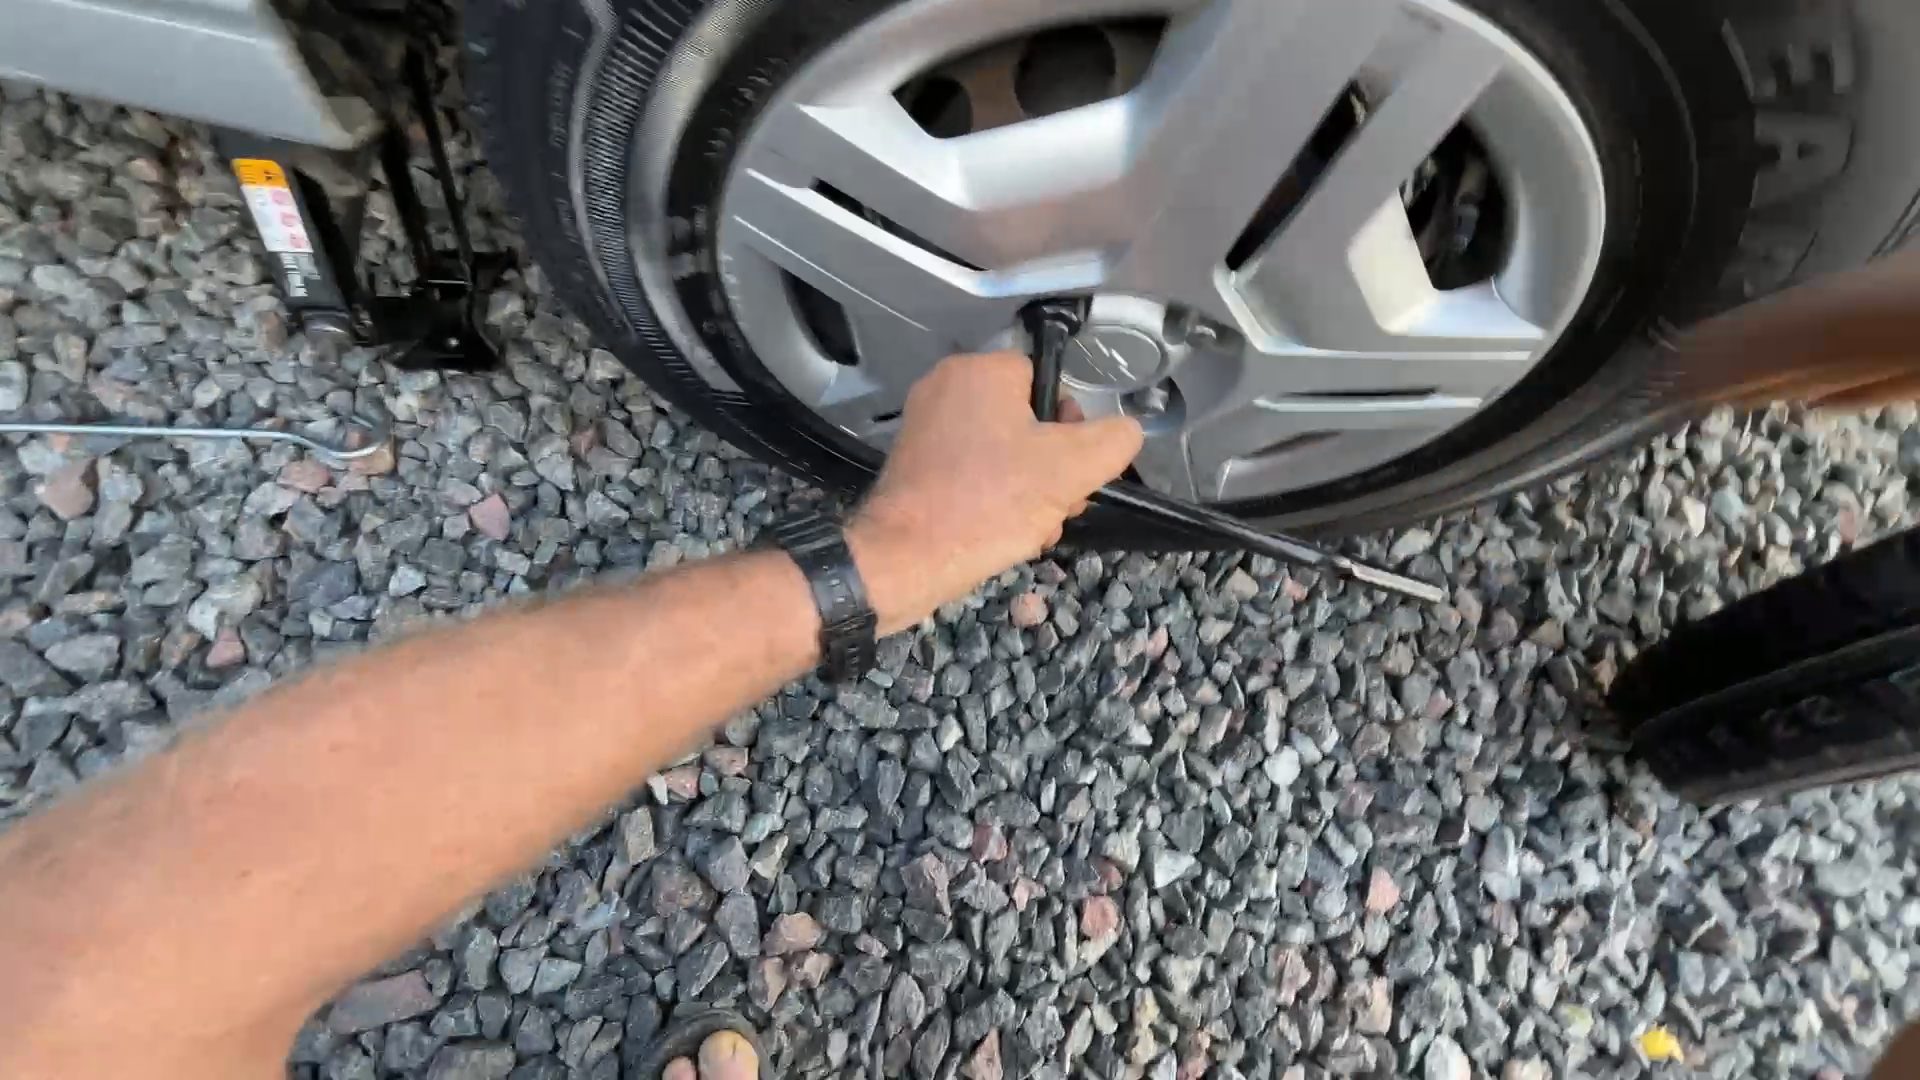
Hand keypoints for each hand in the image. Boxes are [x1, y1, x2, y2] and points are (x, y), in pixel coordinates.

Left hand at [846, 351, 1143, 632]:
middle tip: (1059, 502)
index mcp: (979, 373)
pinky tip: (1006, 533)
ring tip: (1034, 525)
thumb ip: (1114, 440)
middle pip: (1026, 420)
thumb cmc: (987, 504)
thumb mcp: (1072, 468)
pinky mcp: (914, 468)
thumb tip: (1125, 431)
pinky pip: (972, 474)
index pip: (1047, 380)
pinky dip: (994, 500)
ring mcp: (925, 430)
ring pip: (1002, 453)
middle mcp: (945, 390)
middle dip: (1053, 467)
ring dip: (1030, 490)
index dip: (1070, 424)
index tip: (1072, 464)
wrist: (905, 560)